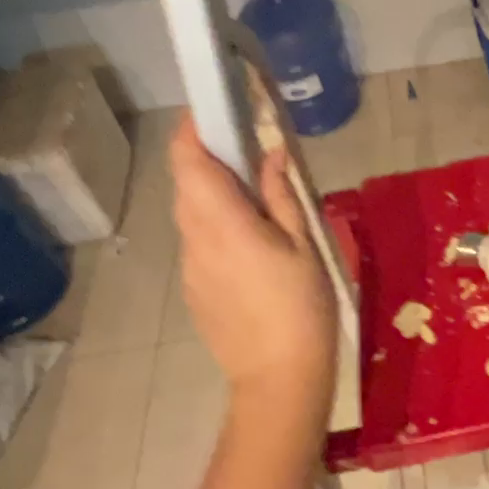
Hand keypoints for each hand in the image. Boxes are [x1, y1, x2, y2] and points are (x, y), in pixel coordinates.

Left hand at [169, 114, 335, 402]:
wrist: (278, 378)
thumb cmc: (302, 307)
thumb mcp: (303, 245)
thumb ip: (281, 195)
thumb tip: (270, 155)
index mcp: (223, 223)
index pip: (188, 160)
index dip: (192, 129)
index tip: (213, 110)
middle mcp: (195, 239)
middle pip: (185, 183)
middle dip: (206, 157)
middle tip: (247, 151)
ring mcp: (190, 266)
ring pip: (190, 212)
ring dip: (211, 192)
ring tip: (254, 195)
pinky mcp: (193, 287)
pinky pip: (198, 240)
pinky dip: (215, 223)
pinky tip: (250, 242)